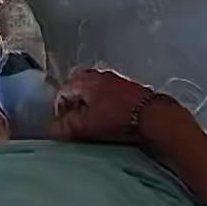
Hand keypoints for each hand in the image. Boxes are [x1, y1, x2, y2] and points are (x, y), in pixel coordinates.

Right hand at [51, 68, 181, 143]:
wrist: (154, 116)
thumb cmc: (118, 117)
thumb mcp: (88, 125)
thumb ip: (68, 126)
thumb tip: (52, 130)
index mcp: (83, 79)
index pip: (62, 93)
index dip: (60, 111)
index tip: (64, 126)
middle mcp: (97, 75)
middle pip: (78, 92)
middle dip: (75, 109)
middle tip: (78, 127)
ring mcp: (114, 80)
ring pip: (94, 94)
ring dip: (91, 109)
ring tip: (95, 126)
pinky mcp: (128, 89)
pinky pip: (109, 98)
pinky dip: (105, 108)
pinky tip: (111, 121)